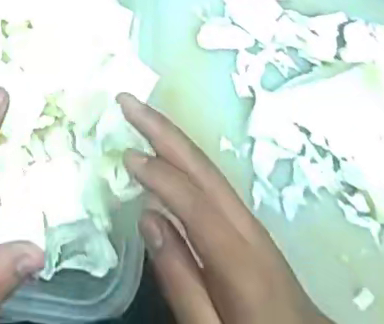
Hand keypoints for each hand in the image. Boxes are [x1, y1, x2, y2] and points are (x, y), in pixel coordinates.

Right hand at [119, 94, 329, 323]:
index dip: (159, 174)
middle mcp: (253, 234)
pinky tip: (169, 157)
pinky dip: (187, 160)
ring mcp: (258, 232)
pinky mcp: (256, 237)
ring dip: (174, 139)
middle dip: (164, 131)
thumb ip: (182, 285)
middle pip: (205, 171)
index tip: (125, 155)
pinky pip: (215, 186)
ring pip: (212, 173)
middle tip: (126, 100)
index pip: (195, 202)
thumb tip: (149, 219)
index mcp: (242, 262)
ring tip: (140, 115)